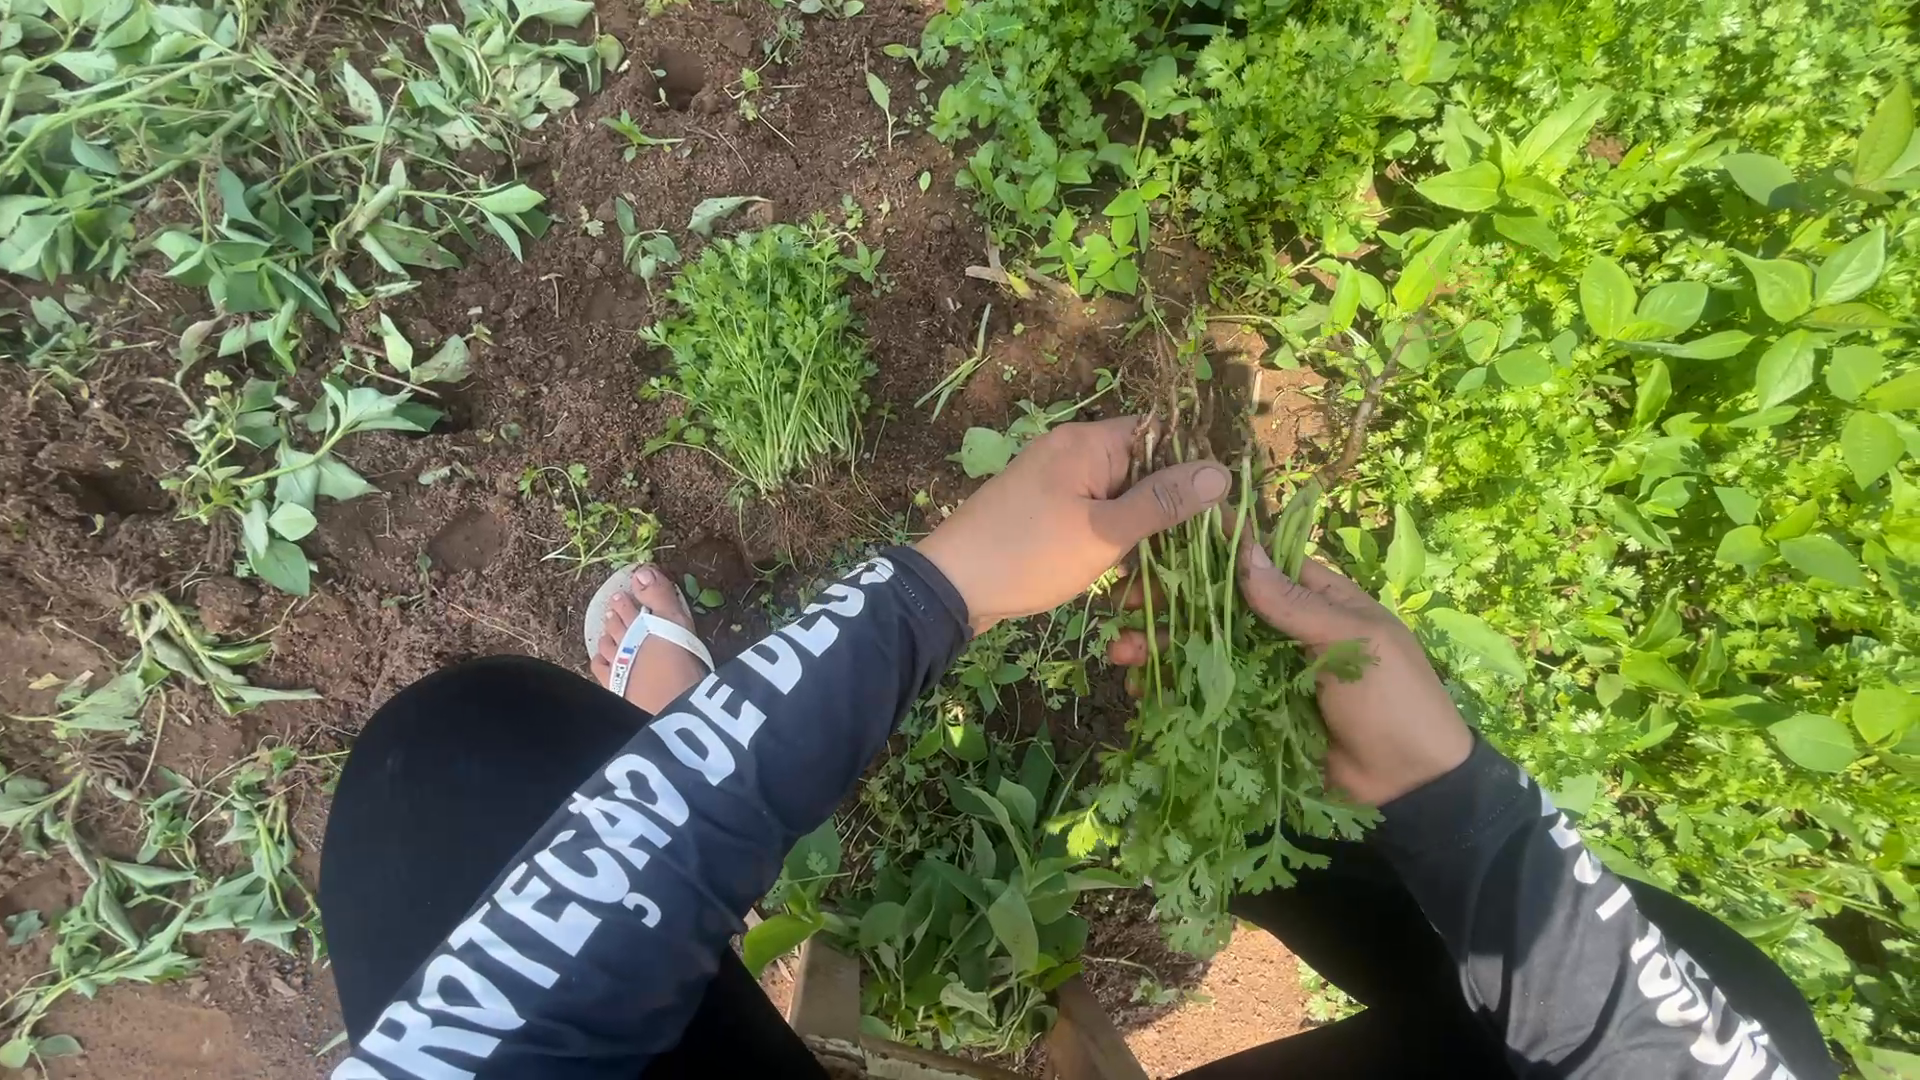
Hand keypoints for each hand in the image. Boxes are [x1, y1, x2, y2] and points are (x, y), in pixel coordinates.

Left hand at [915, 416, 1229, 633]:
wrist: (950, 588)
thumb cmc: (1028, 554)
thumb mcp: (1103, 532)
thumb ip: (1161, 502)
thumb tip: (1220, 471)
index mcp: (1087, 444)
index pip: (1159, 438)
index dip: (1192, 471)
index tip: (1221, 514)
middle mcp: (1071, 455)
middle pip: (1140, 475)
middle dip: (1165, 519)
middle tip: (1193, 562)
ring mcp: (1055, 486)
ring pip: (1117, 506)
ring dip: (1138, 543)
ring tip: (1153, 587)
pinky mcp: (1044, 516)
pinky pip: (1091, 523)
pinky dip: (1108, 550)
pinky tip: (1121, 587)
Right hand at [1109, 533, 1471, 806]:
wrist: (1411, 788)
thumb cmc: (1394, 701)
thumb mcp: (1353, 643)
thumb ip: (1295, 603)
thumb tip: (1244, 553)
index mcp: (1309, 598)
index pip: (1250, 560)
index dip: (1205, 550)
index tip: (1157, 543)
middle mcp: (1273, 627)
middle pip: (1209, 604)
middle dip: (1163, 602)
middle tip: (1121, 604)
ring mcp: (1254, 670)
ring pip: (1195, 647)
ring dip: (1154, 645)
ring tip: (1120, 652)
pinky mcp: (1242, 710)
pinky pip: (1199, 692)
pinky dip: (1166, 689)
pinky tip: (1138, 688)